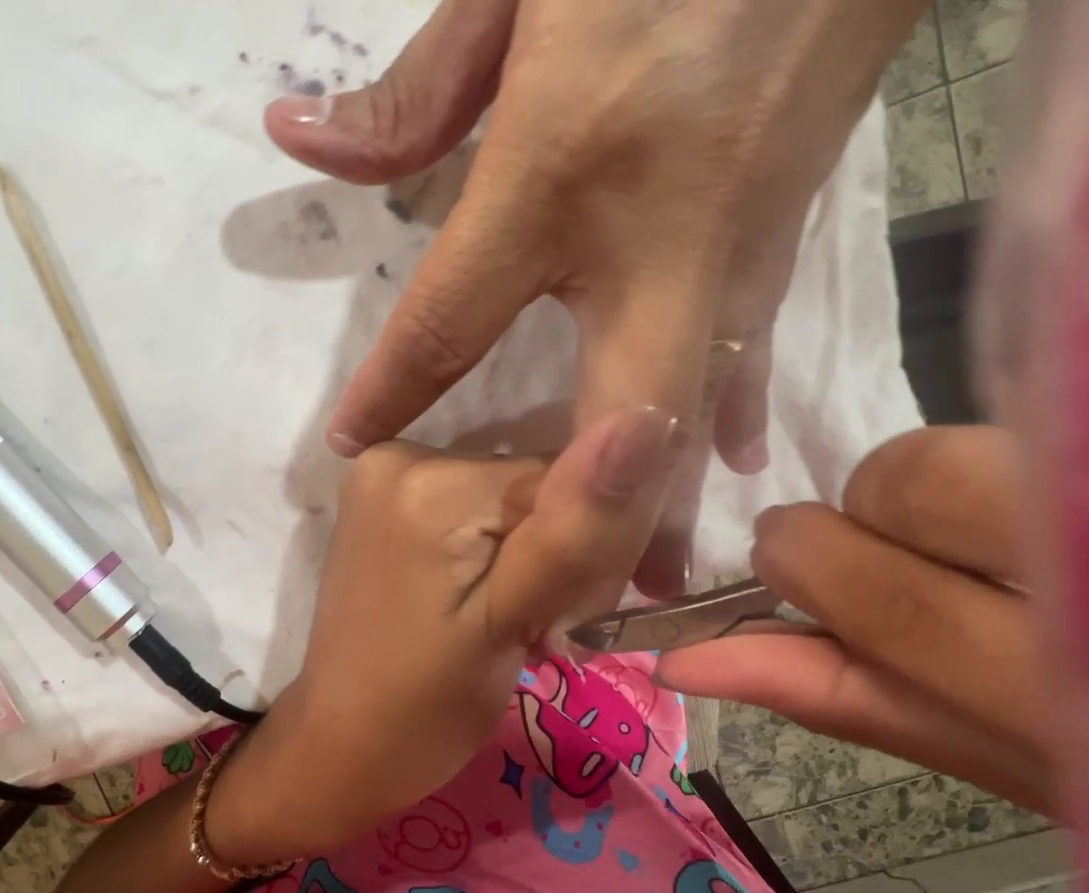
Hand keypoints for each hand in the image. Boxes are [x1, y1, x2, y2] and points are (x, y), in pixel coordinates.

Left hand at [214, 407, 681, 859]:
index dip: (588, 552)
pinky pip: (476, 507)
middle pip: (540, 482)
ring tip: (500, 620)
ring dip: (528, 556)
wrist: (343, 746)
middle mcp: (401, 453)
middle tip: (527, 628)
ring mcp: (385, 473)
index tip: (558, 619)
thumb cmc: (427, 706)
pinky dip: (493, 552)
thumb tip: (651, 412)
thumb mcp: (508, 623)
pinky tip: (476, 599)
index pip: (571, 477)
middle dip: (555, 554)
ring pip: (515, 496)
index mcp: (432, 478)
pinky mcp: (385, 500)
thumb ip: (575, 529)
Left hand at [267, 0, 928, 597]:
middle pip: (611, 413)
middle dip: (589, 515)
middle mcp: (652, 236)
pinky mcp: (791, 227)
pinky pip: (750, 347)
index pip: (448, 317)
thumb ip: (412, 91)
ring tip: (649, 580)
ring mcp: (736, 243)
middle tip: (566, 605)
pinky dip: (729, 413)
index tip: (352, 446)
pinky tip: (729, 460)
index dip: (392, 389)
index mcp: (558, 171)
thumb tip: (297, 139)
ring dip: (670, 497)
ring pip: (695, 404)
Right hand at [652, 426, 1060, 815]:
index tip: (786, 550)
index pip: (886, 597)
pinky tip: (1082, 487)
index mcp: (1047, 694)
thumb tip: (681, 658)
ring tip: (1007, 514)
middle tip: (913, 539)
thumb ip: (832, 694)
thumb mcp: (976, 748)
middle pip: (924, 477)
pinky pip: (1055, 407)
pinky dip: (1033, 442)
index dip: (807, 558)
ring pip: (989, 429)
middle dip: (879, 503)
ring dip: (954, 470)